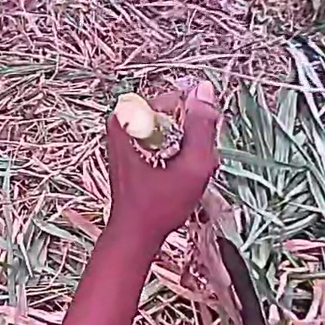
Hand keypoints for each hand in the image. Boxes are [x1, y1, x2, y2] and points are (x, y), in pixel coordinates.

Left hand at [103, 80, 219, 252]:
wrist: (135, 234)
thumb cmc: (159, 206)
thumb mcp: (191, 166)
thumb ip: (201, 128)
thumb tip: (205, 90)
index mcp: (128, 124)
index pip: (171, 100)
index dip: (192, 119)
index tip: (196, 142)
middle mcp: (120, 127)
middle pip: (169, 113)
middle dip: (188, 134)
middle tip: (191, 160)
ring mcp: (122, 140)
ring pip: (167, 128)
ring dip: (184, 146)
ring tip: (184, 170)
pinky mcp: (127, 153)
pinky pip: (159, 141)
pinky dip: (174, 155)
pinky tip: (177, 175)